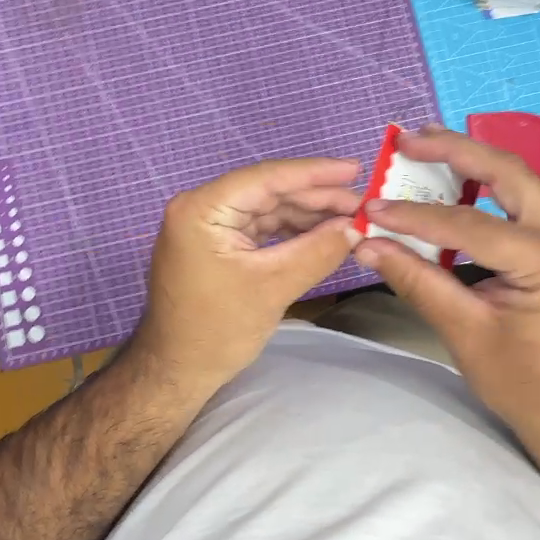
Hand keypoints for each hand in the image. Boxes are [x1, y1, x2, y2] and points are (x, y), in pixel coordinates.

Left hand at [129, 158, 361, 395]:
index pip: (265, 179)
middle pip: (267, 191)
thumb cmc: (217, 330)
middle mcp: (200, 207)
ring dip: (306, 213)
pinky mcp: (215, 244)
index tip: (355, 169)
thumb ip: (317, 251)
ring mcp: (206, 226)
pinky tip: (322, 232)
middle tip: (361, 201)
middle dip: (315, 196)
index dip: (314, 173)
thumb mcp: (273, 287)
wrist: (177, 371)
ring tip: (350, 217)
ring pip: (266, 208)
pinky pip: (258, 227)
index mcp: (201, 208)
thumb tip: (357, 227)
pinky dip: (290, 230)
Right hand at [353, 127, 539, 451]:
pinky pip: (520, 199)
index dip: (415, 215)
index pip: (470, 224)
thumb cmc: (524, 382)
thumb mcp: (464, 333)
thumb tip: (366, 244)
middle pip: (507, 173)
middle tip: (407, 139)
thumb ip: (416, 281)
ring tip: (426, 144)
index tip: (371, 207)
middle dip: (454, 150)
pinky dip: (484, 183)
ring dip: (471, 159)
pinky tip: (454, 178)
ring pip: (517, 178)